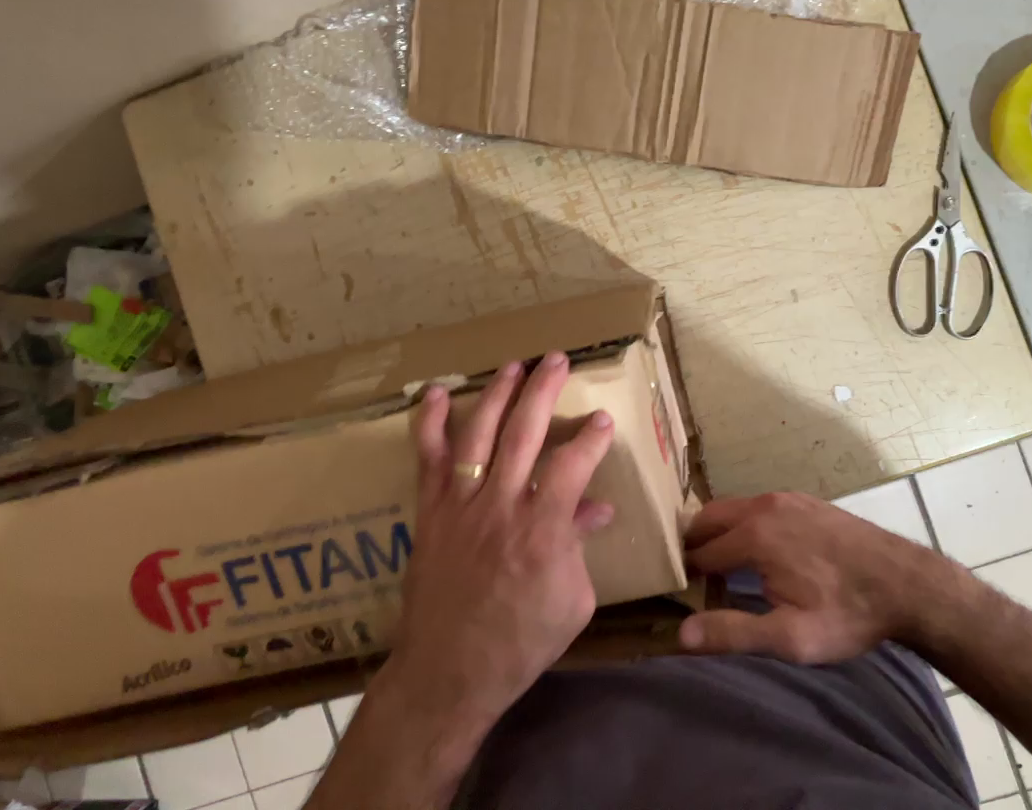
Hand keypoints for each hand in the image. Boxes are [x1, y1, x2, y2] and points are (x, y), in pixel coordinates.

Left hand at [384, 353, 616, 723]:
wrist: (449, 671)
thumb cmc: (521, 642)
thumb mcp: (573, 601)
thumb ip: (580, 547)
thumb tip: (596, 509)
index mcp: (542, 530)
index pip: (571, 465)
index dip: (590, 438)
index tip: (602, 420)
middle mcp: (500, 505)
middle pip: (524, 432)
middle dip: (544, 390)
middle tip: (557, 360)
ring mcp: (461, 505)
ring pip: (480, 434)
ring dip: (499, 394)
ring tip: (514, 365)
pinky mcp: (431, 513)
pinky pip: (429, 459)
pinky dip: (433, 424)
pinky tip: (440, 393)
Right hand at [679, 492, 949, 663]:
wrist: (907, 583)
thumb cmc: (847, 614)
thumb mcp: (790, 637)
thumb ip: (733, 633)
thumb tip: (682, 634)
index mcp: (754, 536)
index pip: (700, 552)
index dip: (687, 575)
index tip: (680, 595)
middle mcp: (763, 507)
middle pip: (709, 519)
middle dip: (693, 545)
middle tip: (691, 579)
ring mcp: (785, 498)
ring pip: (733, 509)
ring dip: (718, 533)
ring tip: (720, 569)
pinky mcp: (804, 500)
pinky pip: (758, 506)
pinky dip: (743, 524)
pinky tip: (756, 553)